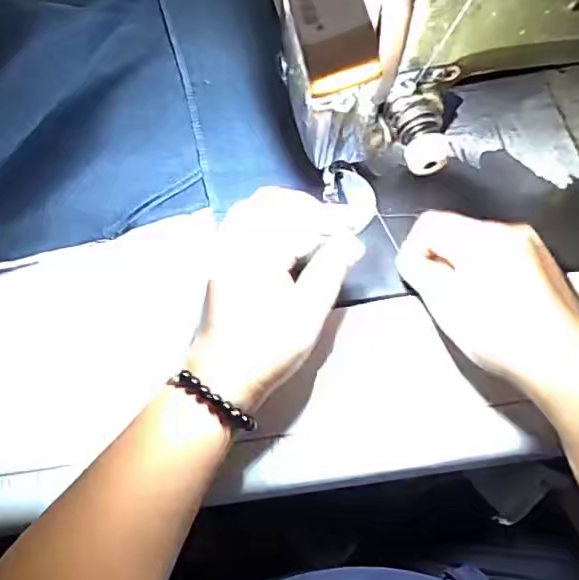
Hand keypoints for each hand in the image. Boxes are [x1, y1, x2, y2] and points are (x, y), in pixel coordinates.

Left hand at [184, 188, 365, 409]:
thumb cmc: (268, 348)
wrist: (222, 376)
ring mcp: (221, 248)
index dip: (334, 218)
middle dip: (311, 209)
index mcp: (255, 248)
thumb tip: (350, 241)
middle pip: (274, 203)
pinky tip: (290, 238)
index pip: (300, 218)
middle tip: (341, 225)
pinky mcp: (218, 260)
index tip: (360, 220)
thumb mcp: (309, 311)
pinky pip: (244, 223)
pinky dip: (270, 221)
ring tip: (318, 229)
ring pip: (256, 209)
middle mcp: (233, 239)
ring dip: (289, 212)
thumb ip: (331, 268)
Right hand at [395, 211, 578, 416]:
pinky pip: (504, 263)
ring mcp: (533, 249)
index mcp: (483, 235)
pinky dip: (490, 280)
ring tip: (469, 310)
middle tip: (439, 299)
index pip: (430, 223)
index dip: (412, 249)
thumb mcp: (445, 303)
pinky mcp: (545, 269)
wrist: (565, 362)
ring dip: (465, 272)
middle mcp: (511, 232)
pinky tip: (495, 312)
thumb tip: (412, 258)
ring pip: (481, 249)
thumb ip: (420, 270)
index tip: (414, 278)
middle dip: (441, 262)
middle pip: (458, 233)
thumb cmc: (502, 335)